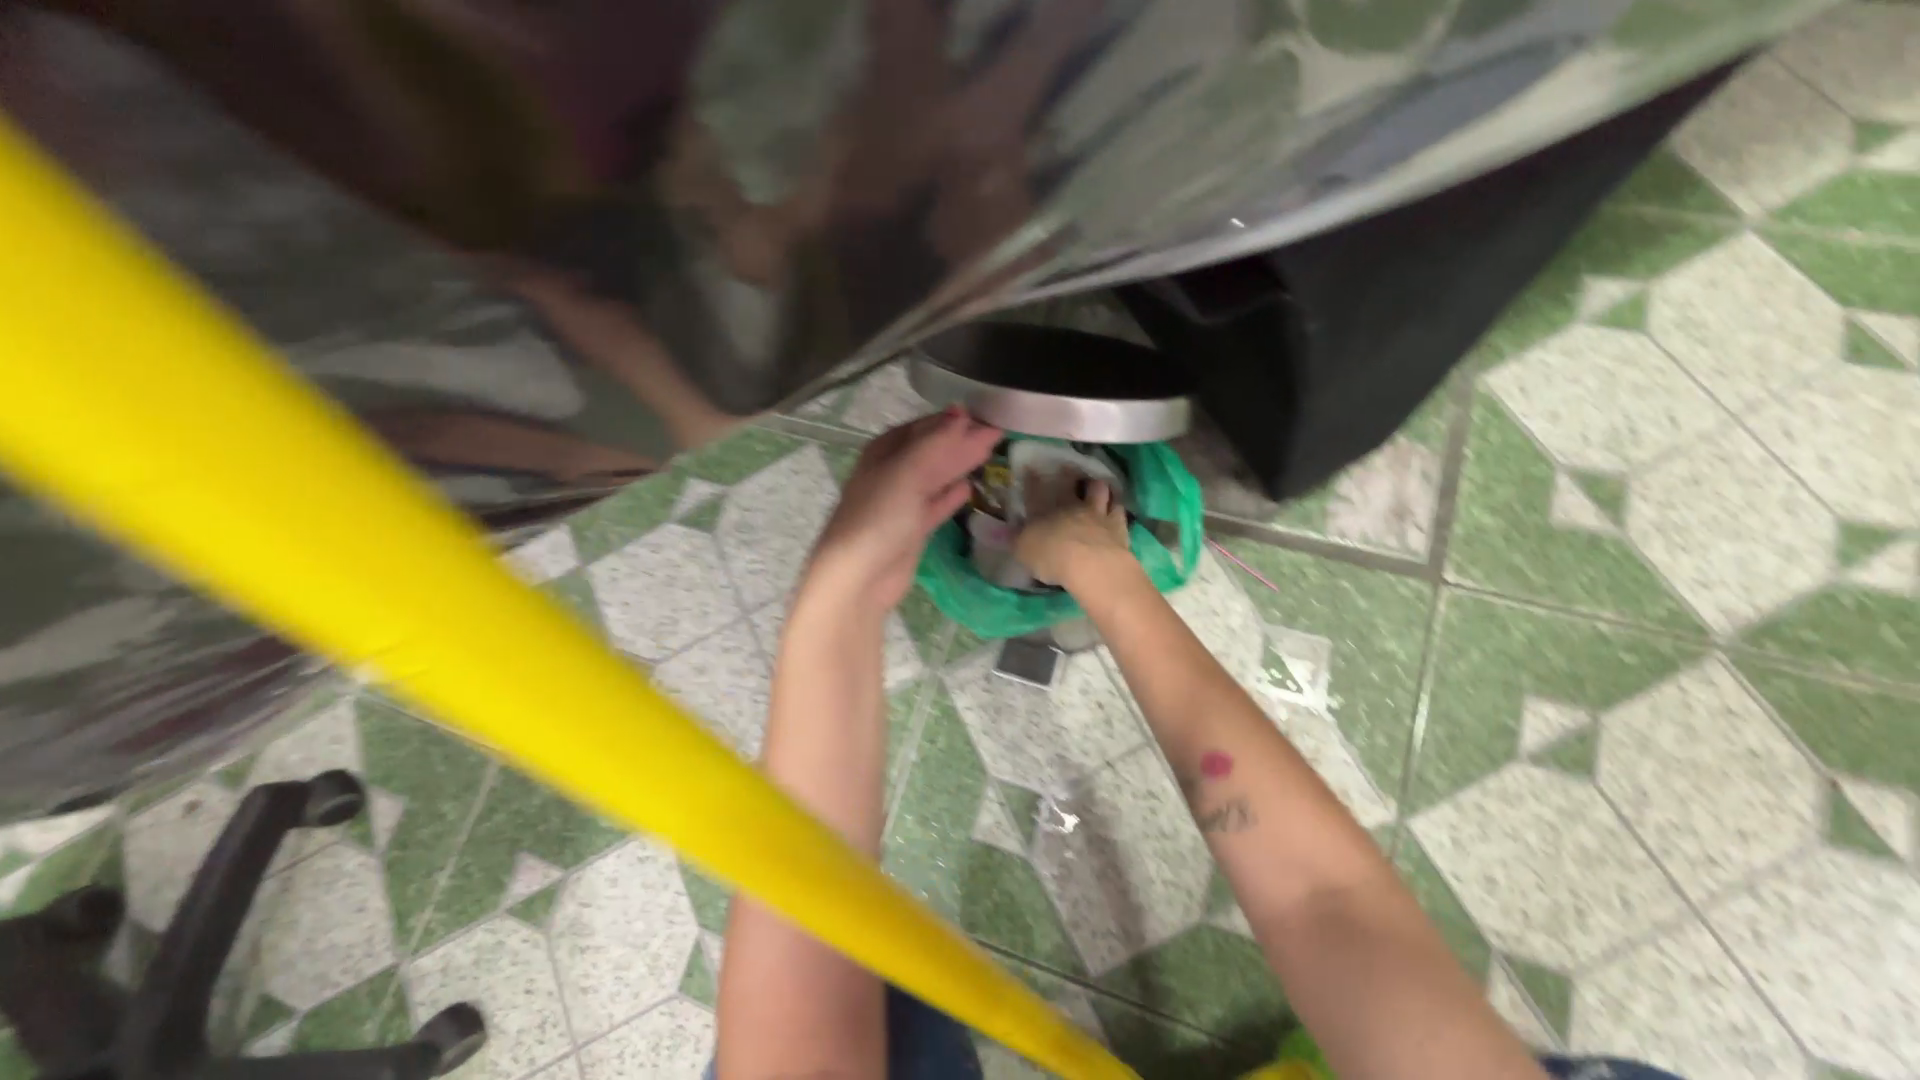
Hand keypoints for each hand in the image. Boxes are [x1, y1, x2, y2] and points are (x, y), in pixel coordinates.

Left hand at [805, 407, 1001, 613]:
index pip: (924, 427)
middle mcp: (892, 472)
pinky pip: (936, 504)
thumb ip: (936, 443)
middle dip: (962, 440)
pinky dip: (951, 495)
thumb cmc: (878, 517)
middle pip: (932, 450)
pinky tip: (969, 488)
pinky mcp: (912, 530)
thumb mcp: (907, 472)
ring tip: (991, 452)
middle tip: (998, 431)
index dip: (953, 420)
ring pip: (937, 476)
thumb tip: (963, 414)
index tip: (987, 413)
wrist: (859, 577)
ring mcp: (902, 503)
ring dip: (961, 464)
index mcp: (884, 451)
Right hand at [1014, 470, 1133, 587]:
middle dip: (1066, 474)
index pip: (1034, 490)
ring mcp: (1096, 512)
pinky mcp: (1118, 524)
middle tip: (1066, 468)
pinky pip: (1118, 507)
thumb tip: (1009, 530)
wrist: (1090, 565)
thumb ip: (1017, 539)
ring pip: (1098, 489)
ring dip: (1095, 485)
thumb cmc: (1051, 557)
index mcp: (1044, 511)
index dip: (1032, 479)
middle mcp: (1071, 505)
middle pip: (1068, 483)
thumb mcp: (1023, 552)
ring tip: (1095, 484)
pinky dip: (1116, 504)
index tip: (1031, 467)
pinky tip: (1116, 505)